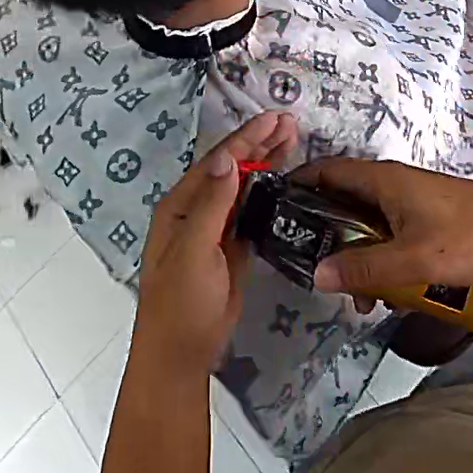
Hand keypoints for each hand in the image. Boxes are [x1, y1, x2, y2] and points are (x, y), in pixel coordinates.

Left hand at [133, 112, 298, 374]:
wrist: (181, 354)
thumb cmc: (181, 303)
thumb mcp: (193, 252)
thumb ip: (212, 205)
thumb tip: (226, 159)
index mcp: (181, 206)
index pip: (219, 163)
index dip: (246, 138)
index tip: (274, 118)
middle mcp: (196, 211)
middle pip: (232, 168)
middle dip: (259, 143)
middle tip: (289, 122)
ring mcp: (214, 229)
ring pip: (243, 186)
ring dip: (265, 162)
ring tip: (291, 139)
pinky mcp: (231, 247)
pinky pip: (250, 210)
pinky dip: (267, 191)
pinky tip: (282, 179)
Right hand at [288, 159, 472, 296]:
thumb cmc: (472, 237)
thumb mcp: (414, 261)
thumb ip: (364, 269)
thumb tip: (317, 274)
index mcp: (383, 180)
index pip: (326, 170)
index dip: (299, 186)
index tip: (280, 213)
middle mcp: (392, 184)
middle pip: (343, 201)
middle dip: (329, 236)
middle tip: (321, 268)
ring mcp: (410, 200)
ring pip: (368, 223)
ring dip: (360, 255)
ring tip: (363, 295)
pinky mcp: (427, 216)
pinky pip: (390, 233)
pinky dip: (383, 258)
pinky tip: (393, 290)